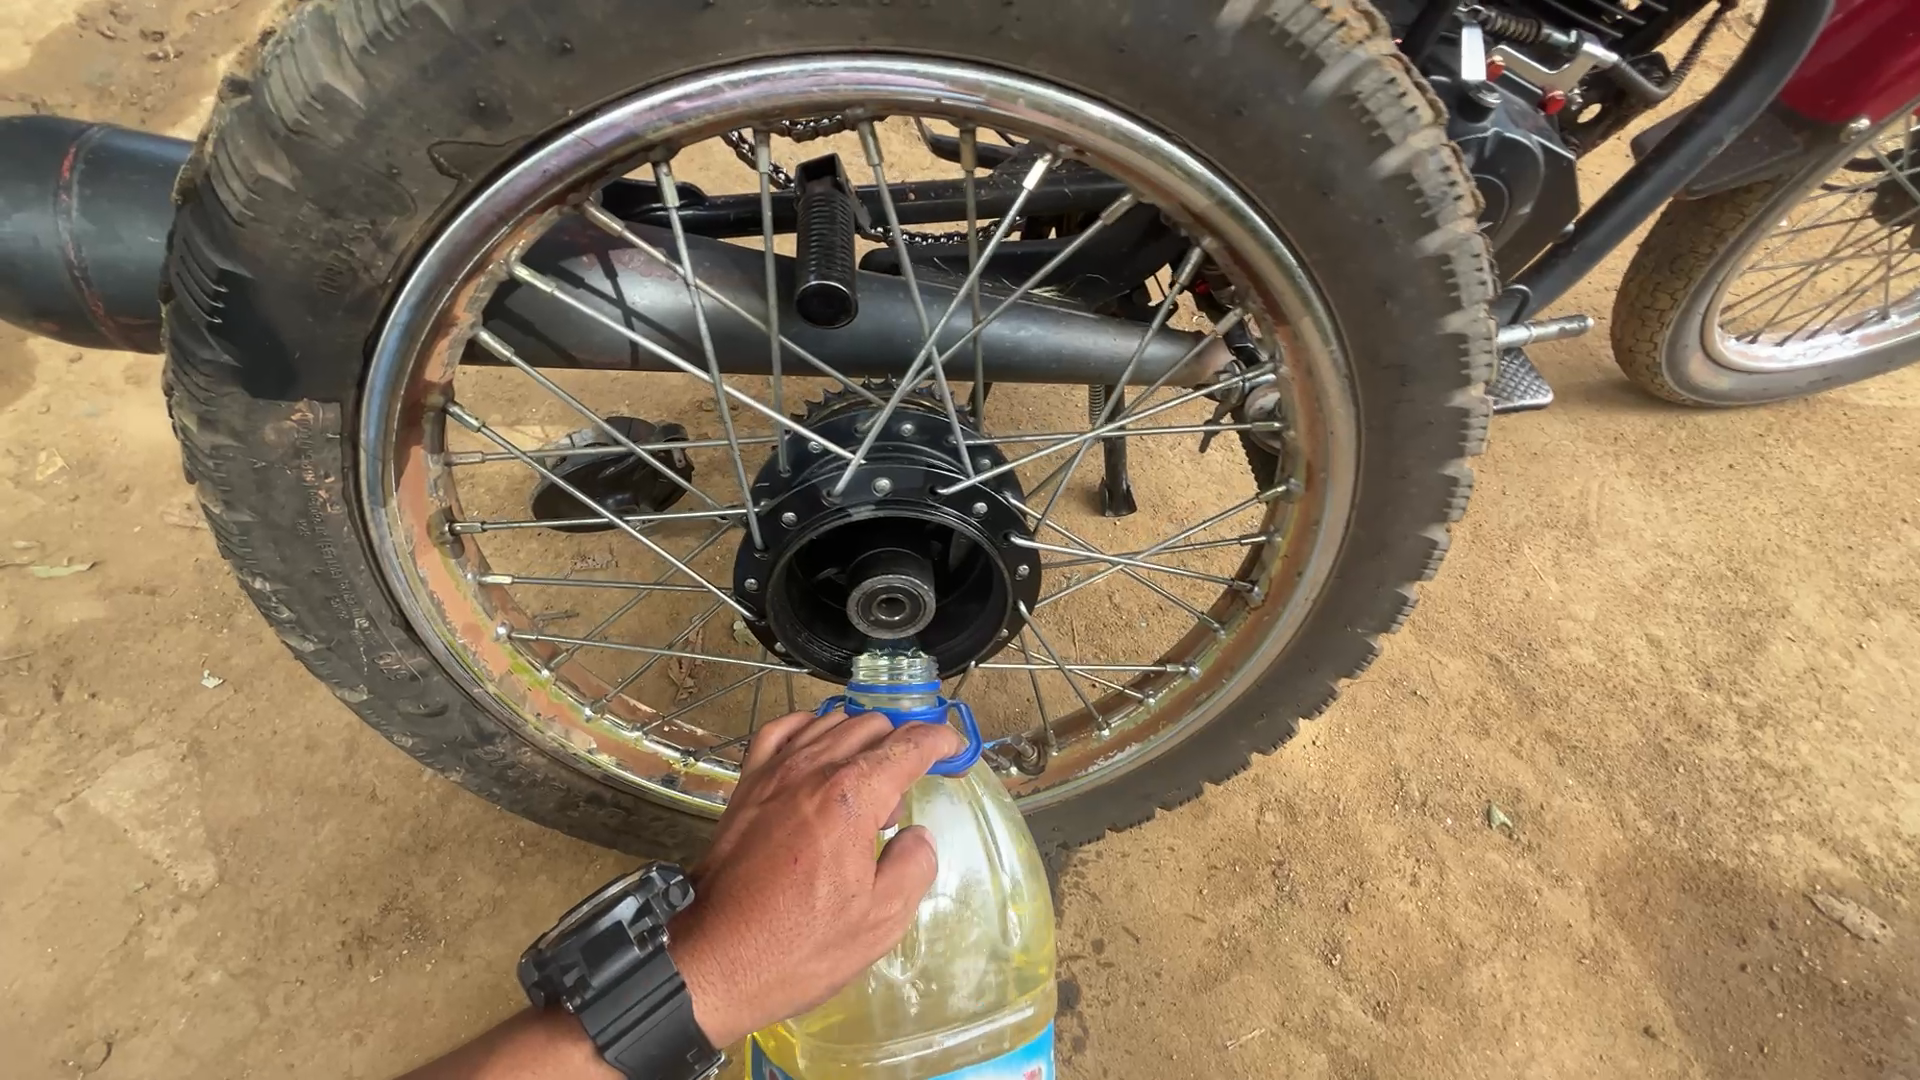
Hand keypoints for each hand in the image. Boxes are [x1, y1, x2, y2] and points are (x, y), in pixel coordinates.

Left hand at [666, 708, 963, 1045]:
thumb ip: (913, 865)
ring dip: (861, 736)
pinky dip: (811, 727)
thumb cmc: (796, 945)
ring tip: (867, 778)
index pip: (908, 745)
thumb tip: (917, 835)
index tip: (954, 749)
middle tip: (912, 778)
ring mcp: (776, 770)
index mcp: (852, 796)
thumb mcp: (879, 921)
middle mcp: (814, 768)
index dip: (939, 740)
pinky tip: (819, 747)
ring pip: (831, 721)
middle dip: (902, 741)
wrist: (711, 960)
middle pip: (872, 725)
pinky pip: (784, 729)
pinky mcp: (748, 782)